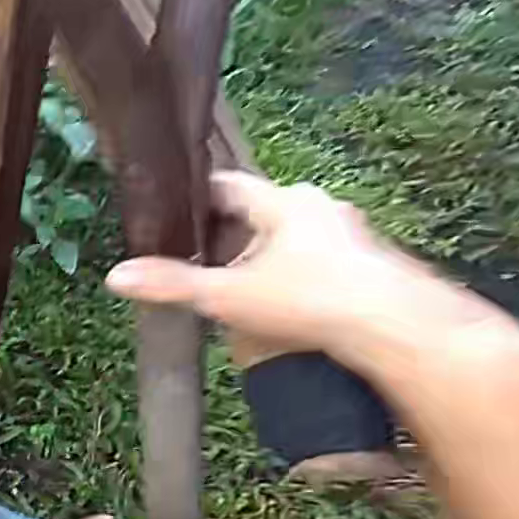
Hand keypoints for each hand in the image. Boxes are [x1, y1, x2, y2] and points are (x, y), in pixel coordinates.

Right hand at [105, 171, 500, 366]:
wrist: (404, 332)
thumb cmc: (310, 300)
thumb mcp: (228, 295)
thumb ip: (172, 284)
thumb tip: (114, 276)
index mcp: (284, 202)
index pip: (227, 186)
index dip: (195, 200)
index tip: (172, 216)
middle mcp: (320, 207)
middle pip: (259, 212)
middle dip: (228, 235)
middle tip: (199, 261)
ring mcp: (351, 234)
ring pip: (291, 236)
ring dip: (264, 256)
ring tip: (238, 288)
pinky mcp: (372, 262)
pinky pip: (319, 257)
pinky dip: (295, 272)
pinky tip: (287, 304)